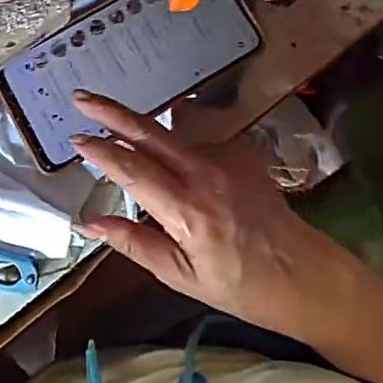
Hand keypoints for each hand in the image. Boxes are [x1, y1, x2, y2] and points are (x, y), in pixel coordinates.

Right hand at [70, 91, 357, 342]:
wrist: (306, 274)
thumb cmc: (240, 285)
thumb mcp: (180, 276)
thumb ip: (132, 243)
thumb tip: (89, 223)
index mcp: (186, 211)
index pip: (132, 168)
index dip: (100, 150)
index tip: (76, 138)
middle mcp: (204, 175)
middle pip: (148, 132)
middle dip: (110, 111)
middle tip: (81, 97)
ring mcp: (226, 158)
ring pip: (170, 136)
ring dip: (140, 133)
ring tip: (121, 138)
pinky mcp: (240, 153)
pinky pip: (194, 145)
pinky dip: (175, 151)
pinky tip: (176, 170)